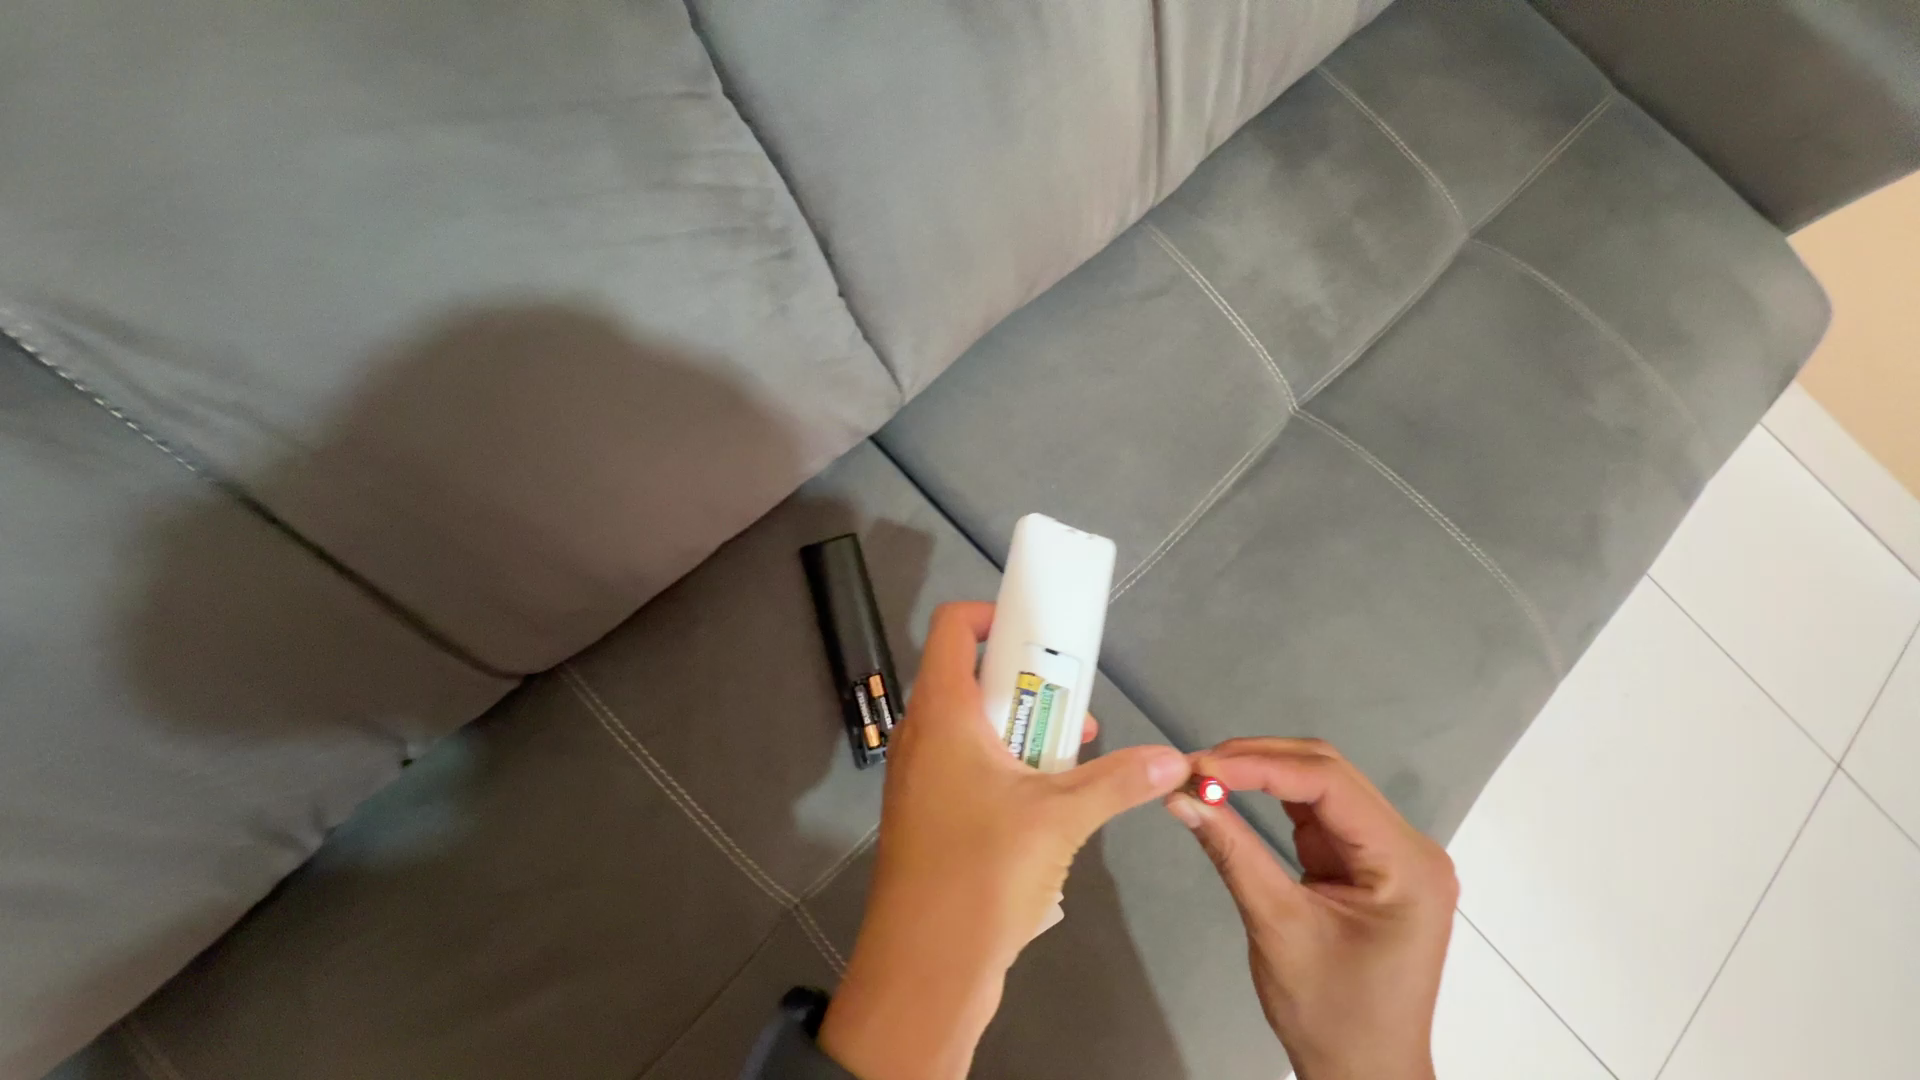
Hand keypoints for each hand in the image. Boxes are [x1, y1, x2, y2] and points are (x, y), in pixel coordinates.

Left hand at [819, 602, 1190, 1079]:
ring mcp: (920, 775)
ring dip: (1023, 728)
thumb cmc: (981, 872)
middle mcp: (922, 734)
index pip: (953, 627)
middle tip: (1074, 707)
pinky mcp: (928, 812)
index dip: (994, 615)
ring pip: (972, 723)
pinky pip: (967, 763)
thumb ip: (1117, 781)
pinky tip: (1048, 800)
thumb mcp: (1060, 819)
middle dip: (1027, 682)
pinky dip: (1006, 764)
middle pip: (970, 674)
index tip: (1041, 633)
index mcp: (942, 713)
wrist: (925, 967)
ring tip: (1074, 755)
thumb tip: (1172, 759)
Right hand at [1165, 739, 1455, 1079]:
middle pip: (1328, 773)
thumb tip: (1179, 797)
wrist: (1364, 1075)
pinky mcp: (1361, 861)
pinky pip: (1314, 810)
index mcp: (1405, 862)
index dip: (1260, 765)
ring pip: (1319, 783)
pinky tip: (1233, 792)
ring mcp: (1386, 851)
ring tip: (1207, 776)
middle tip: (1195, 767)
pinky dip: (1271, 796)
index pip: (1329, 784)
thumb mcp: (1276, 928)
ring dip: (1262, 772)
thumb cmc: (1331, 1014)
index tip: (1199, 767)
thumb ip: (1231, 852)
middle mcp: (1406, 845)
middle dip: (1258, 761)